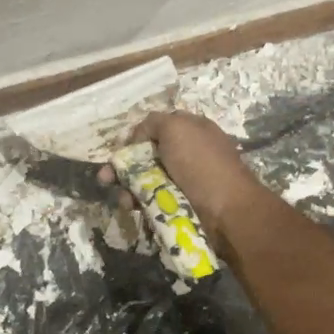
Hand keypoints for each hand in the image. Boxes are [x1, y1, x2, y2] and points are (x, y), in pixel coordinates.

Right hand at [97, 112, 258, 237]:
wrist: (227, 211)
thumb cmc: (200, 163)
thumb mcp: (175, 127)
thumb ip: (152, 122)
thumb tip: (138, 136)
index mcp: (192, 130)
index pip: (156, 127)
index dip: (135, 137)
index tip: (119, 150)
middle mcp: (189, 153)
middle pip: (147, 156)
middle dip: (124, 167)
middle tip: (106, 179)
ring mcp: (186, 180)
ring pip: (147, 180)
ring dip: (129, 189)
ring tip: (124, 201)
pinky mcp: (183, 205)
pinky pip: (155, 201)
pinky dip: (142, 204)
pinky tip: (135, 209)